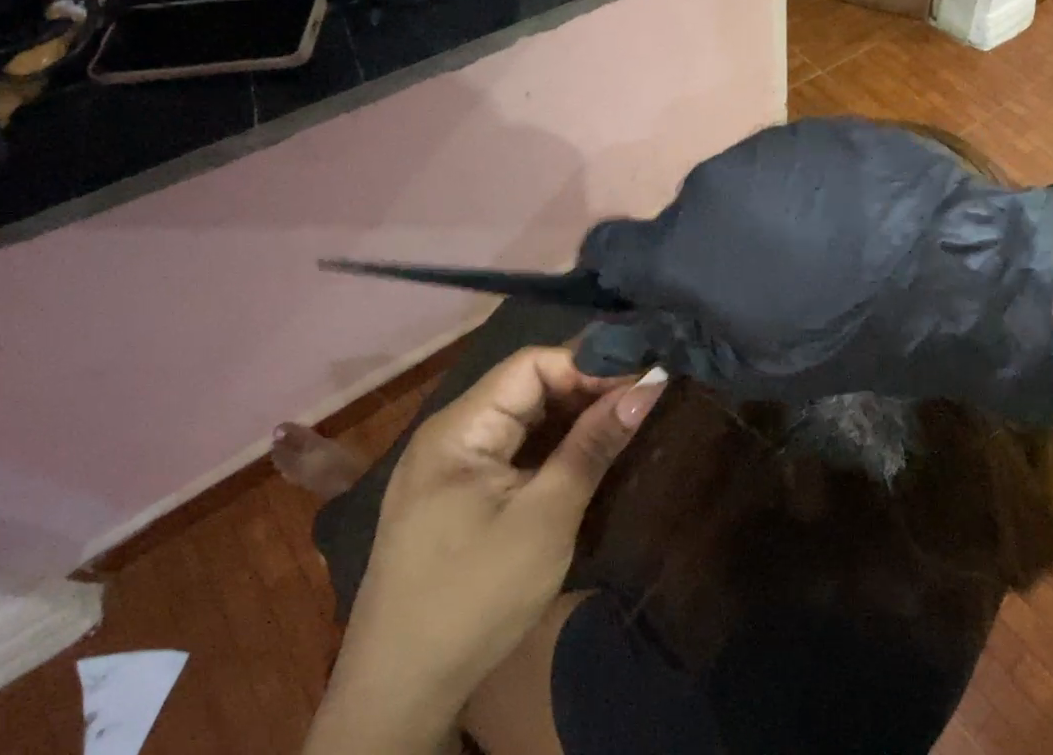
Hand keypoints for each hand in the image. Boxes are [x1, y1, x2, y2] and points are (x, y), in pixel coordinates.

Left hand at [304, 350, 664, 753]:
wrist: (402, 688)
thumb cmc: (476, 594)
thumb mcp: (548, 516)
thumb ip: (594, 444)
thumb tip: (649, 384)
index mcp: (460, 430)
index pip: (534, 364)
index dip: (592, 365)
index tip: (647, 382)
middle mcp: (451, 436)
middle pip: (528, 387)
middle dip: (589, 390)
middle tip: (647, 405)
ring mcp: (452, 468)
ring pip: (525, 421)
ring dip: (575, 420)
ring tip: (630, 426)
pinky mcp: (460, 497)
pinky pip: (515, 452)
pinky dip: (555, 449)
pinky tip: (590, 459)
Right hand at [576, 116, 1052, 426]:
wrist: (953, 275)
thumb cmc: (849, 337)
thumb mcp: (755, 367)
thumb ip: (675, 343)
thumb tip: (605, 338)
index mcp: (685, 244)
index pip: (611, 247)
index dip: (624, 273)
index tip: (660, 291)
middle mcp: (712, 180)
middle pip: (686, 215)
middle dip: (712, 247)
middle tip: (770, 282)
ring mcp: (769, 146)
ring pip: (740, 186)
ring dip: (761, 216)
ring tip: (821, 250)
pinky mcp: (821, 128)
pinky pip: (790, 162)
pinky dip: (804, 190)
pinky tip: (850, 218)